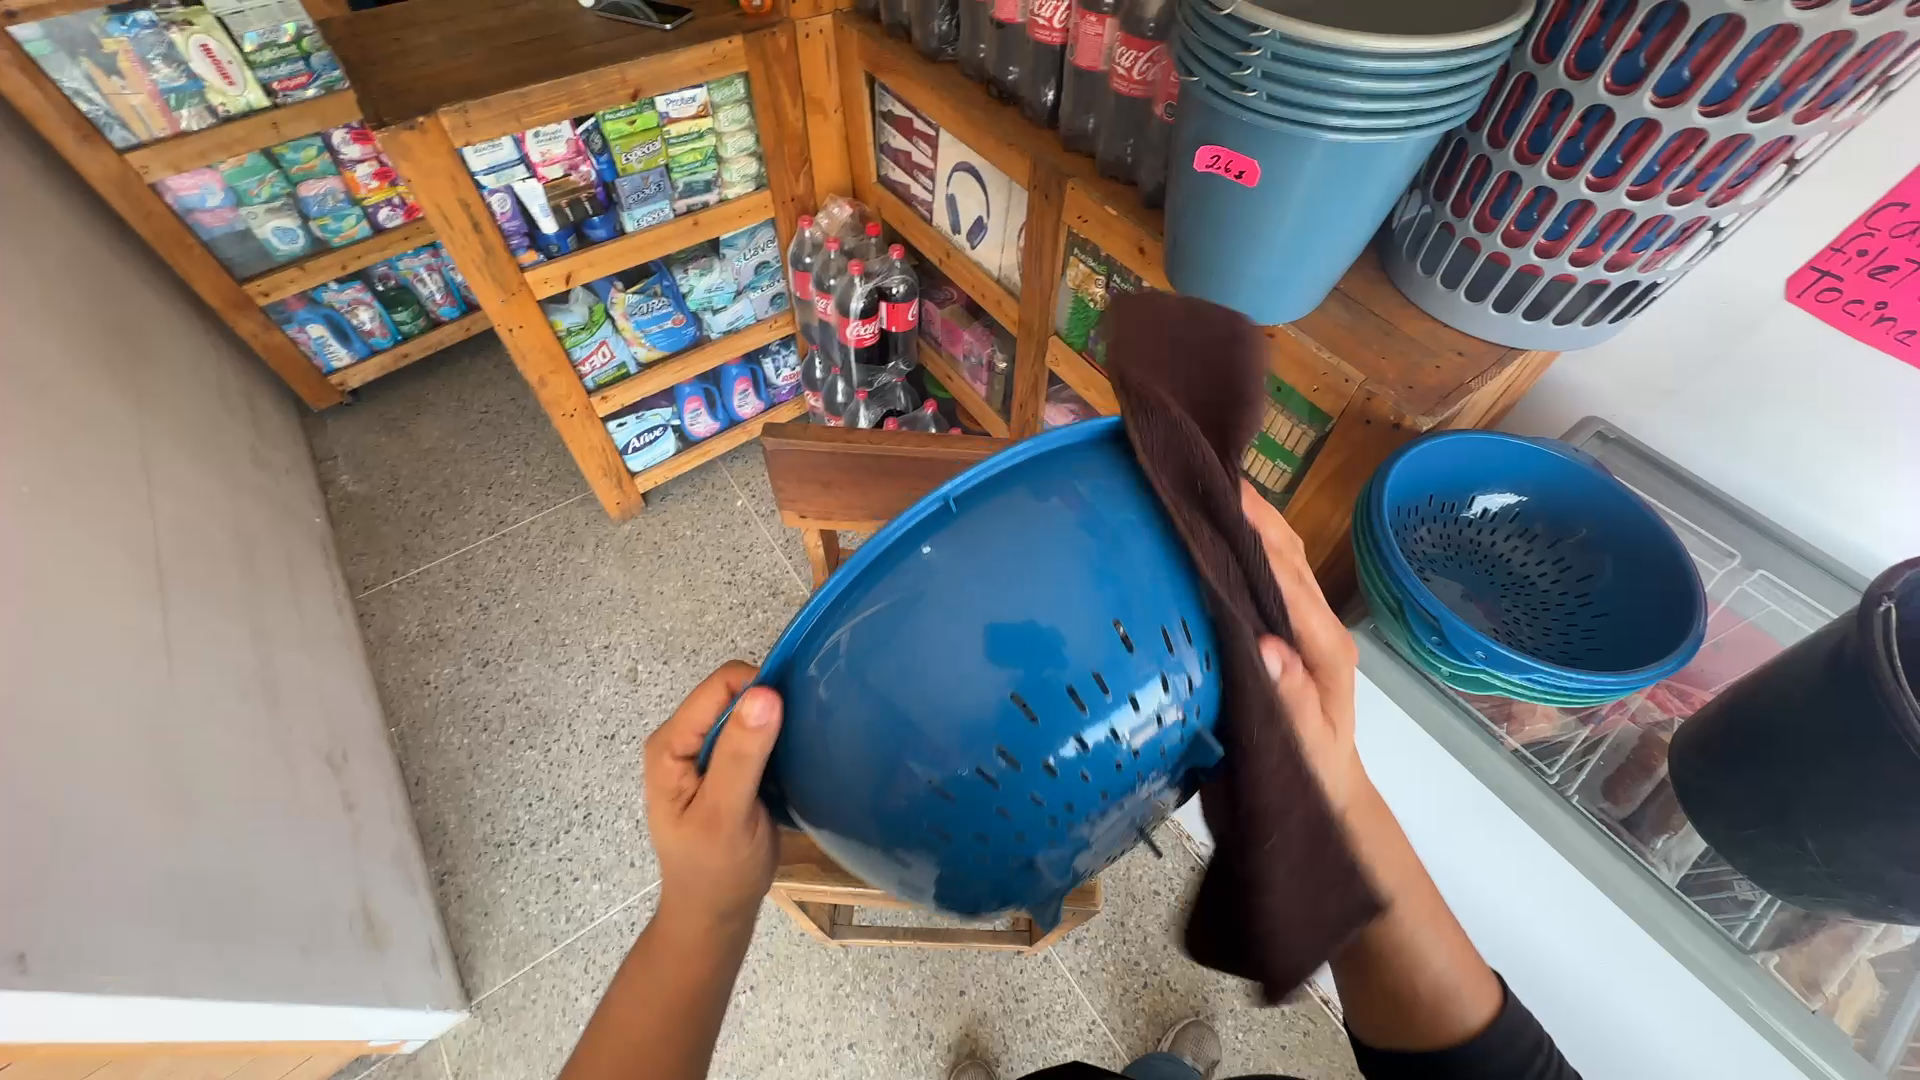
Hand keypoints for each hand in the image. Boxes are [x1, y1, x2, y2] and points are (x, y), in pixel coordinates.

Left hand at [643, 662, 784, 928]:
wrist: (717, 912)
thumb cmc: (717, 870)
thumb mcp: (726, 814)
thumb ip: (742, 755)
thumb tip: (765, 694)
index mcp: (671, 744)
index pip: (722, 685)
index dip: (760, 692)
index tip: (790, 721)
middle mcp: (685, 737)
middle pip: (736, 691)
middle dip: (769, 705)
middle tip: (795, 741)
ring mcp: (707, 749)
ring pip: (749, 708)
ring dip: (776, 721)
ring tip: (796, 750)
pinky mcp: (729, 762)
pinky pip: (756, 729)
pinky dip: (777, 737)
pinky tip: (790, 759)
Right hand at [1239, 481, 1370, 816]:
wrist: (1325, 786)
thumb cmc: (1308, 770)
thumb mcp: (1300, 746)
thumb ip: (1289, 698)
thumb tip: (1265, 643)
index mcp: (1325, 646)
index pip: (1288, 579)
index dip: (1257, 538)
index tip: (1221, 499)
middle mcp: (1320, 622)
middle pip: (1288, 553)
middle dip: (1252, 512)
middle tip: (1205, 475)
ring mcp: (1307, 619)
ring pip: (1282, 556)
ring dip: (1252, 518)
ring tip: (1210, 485)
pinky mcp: (1290, 623)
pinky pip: (1271, 573)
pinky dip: (1248, 542)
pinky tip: (1219, 527)